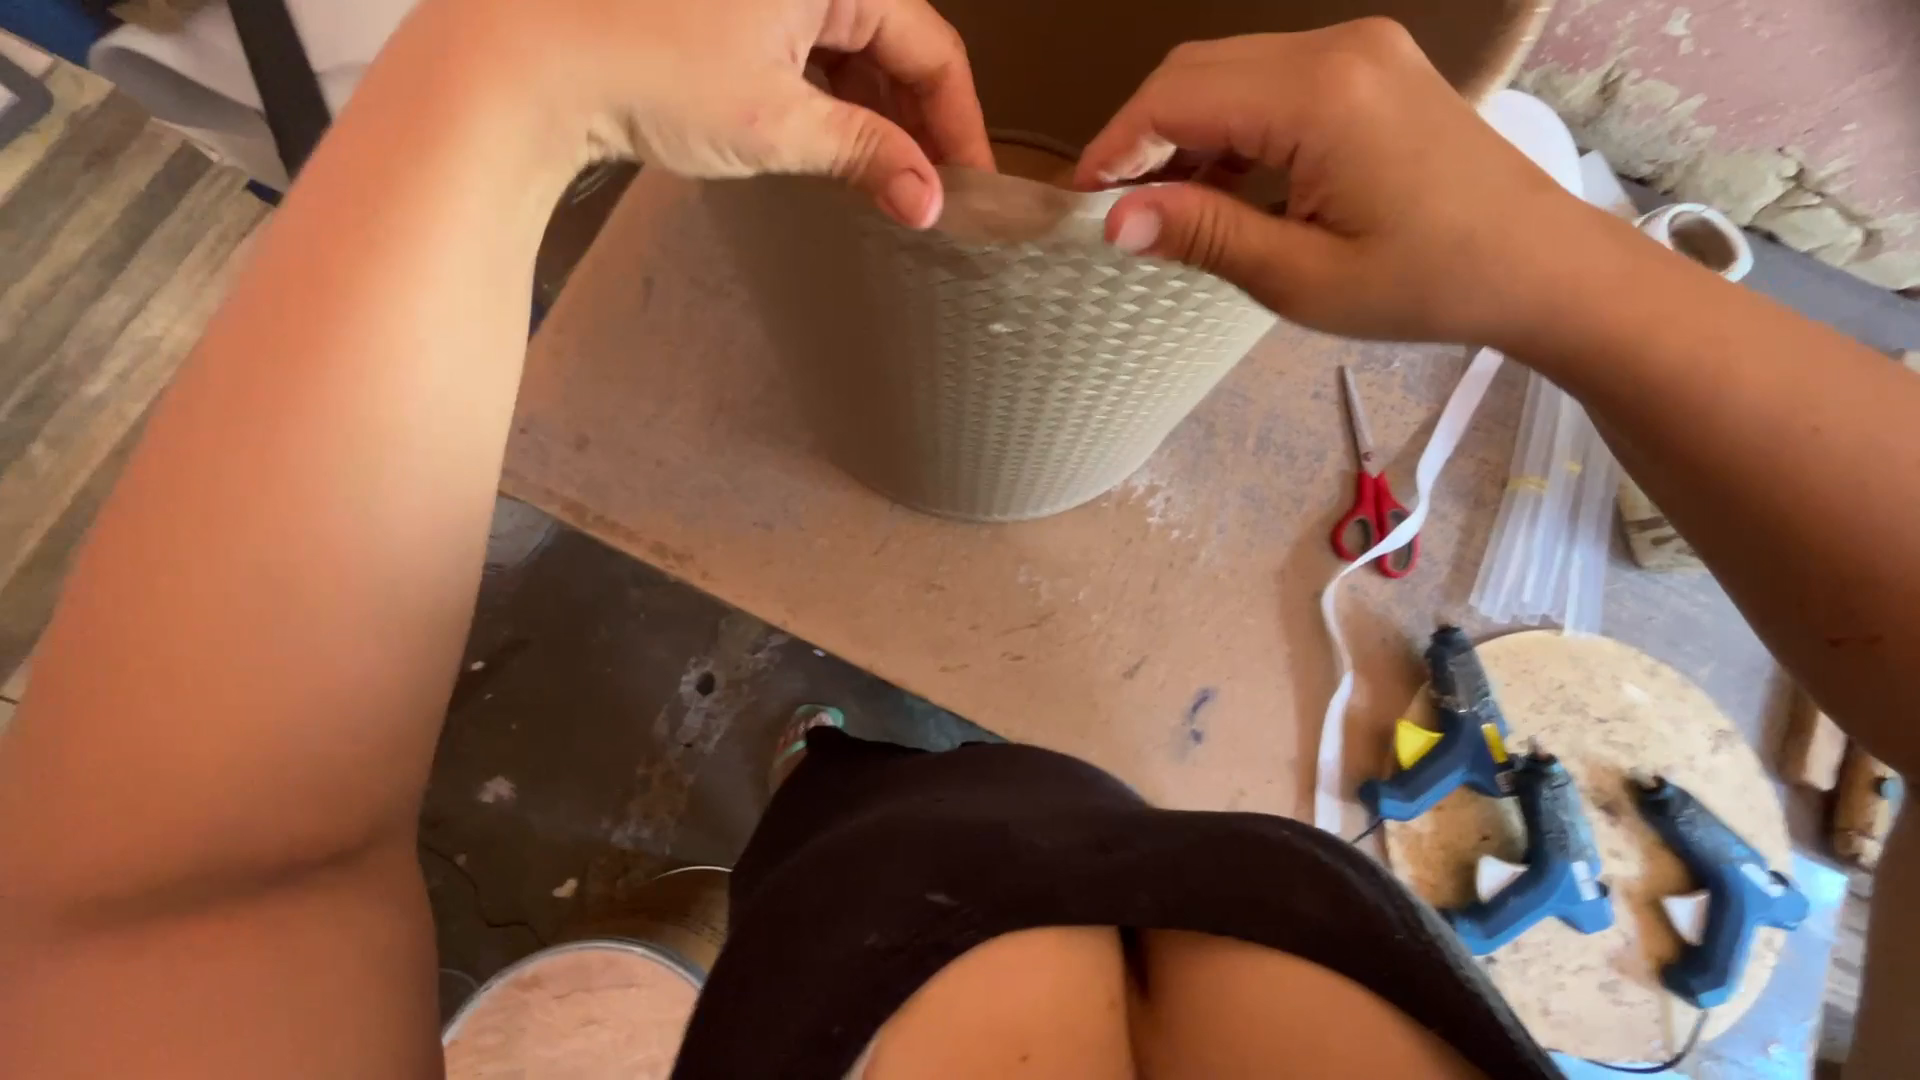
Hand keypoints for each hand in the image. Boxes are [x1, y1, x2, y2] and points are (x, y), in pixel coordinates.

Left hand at [426, 0, 993, 227]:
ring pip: (858, 52)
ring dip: (878, 118)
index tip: (971, 185)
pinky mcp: (743, 11)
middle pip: (899, 46)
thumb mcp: (777, 123)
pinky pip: (815, 54)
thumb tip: (926, 198)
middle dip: (919, 125)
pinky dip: (836, 103)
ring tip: (887, 181)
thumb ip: (866, 156)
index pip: (931, 49)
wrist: (531, 60)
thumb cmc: (640, 66)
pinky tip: (842, 147)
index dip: (958, 126)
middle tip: (930, 193)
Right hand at [1074, 21, 1600, 345]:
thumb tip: (1114, 221)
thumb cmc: (1420, 284)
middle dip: (1139, 136)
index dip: (1114, 148)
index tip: (1077, 205)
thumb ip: (1204, 235)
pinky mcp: (1366, 71)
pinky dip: (1223, 132)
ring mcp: (1356, 52)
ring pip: (1227, 74)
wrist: (1536, 265)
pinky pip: (1266, 86)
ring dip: (1178, 134)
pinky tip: (1213, 187)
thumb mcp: (1298, 276)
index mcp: (1318, 95)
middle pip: (1196, 71)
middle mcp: (1334, 49)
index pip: (1177, 98)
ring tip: (1157, 208)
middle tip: (1111, 209)